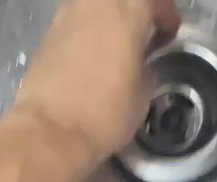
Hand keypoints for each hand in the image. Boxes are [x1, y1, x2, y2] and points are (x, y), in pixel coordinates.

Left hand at [7, 0, 182, 170]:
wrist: (49, 133)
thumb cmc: (103, 114)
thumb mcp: (142, 97)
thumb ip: (145, 70)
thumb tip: (140, 67)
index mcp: (127, 8)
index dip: (166, 13)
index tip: (169, 31)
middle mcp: (95, 2)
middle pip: (120, 0)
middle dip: (135, 10)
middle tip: (141, 31)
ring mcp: (67, 15)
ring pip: (95, 6)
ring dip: (107, 18)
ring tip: (113, 44)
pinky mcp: (47, 36)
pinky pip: (75, 22)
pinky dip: (86, 32)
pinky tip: (89, 57)